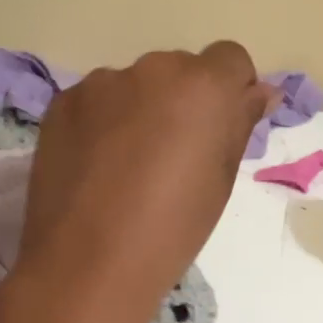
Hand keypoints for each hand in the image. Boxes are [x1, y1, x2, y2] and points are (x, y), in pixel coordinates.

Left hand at [0, 42, 276, 322]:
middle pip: (181, 72)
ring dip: (143, 115)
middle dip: (185, 104)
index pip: (231, 61)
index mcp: (203, 87)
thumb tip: (259, 93)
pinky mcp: (63, 103)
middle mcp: (153, 69)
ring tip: (132, 171)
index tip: (224, 133)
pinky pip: (98, 104)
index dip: (232, 92)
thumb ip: (238, 126)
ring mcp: (101, 83)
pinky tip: (101, 172)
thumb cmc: (173, 230)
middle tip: (178, 161)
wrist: (91, 261)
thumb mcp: (220, 182)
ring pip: (136, 88)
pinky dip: (106, 127)